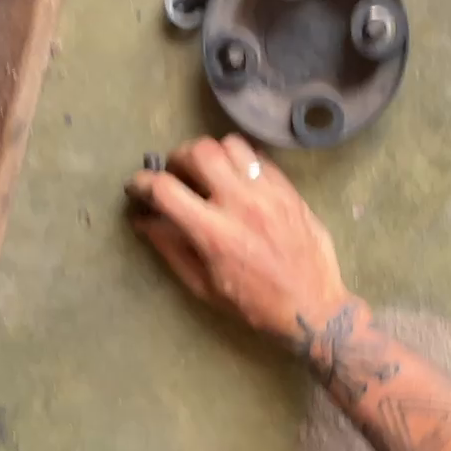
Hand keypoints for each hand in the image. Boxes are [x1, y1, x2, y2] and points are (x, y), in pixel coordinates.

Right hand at [127, 135, 353, 341]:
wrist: (313, 305)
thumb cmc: (253, 304)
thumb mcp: (203, 287)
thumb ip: (170, 248)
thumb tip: (143, 220)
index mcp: (215, 234)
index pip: (165, 190)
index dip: (141, 183)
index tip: (137, 187)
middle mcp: (241, 204)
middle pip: (199, 152)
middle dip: (177, 158)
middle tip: (176, 174)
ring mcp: (269, 192)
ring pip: (230, 144)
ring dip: (211, 152)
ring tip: (208, 171)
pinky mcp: (288, 189)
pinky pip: (258, 156)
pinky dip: (239, 160)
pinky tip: (237, 179)